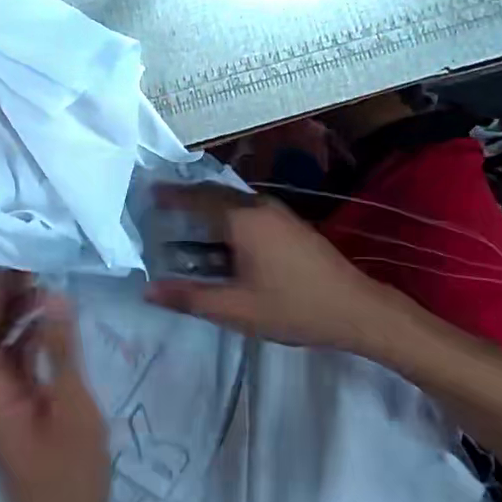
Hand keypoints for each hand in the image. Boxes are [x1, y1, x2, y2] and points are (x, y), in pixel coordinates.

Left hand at [0, 271, 109, 501]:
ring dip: (18, 318)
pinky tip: (53, 325)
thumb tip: (53, 295)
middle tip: (33, 267)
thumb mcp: (71, 405)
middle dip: (3, 301)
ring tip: (45, 287)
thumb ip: (61, 349)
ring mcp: (4, 405)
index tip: (14, 263)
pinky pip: (18, 364)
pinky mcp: (21, 412)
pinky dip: (31, 339)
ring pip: (1, 350)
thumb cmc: (68, 471)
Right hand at [144, 184, 406, 352]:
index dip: (173, 195)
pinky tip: (221, 236)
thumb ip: (190, 297)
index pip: (199, 198)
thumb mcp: (236, 309)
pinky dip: (227, 213)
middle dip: (188, 196)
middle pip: (216, 193)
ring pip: (234, 200)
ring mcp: (278, 211)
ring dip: (209, 205)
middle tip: (161, 203)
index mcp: (244, 219)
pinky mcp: (290, 222)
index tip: (150, 191)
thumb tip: (148, 289)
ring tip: (186, 219)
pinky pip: (249, 208)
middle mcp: (260, 205)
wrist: (353, 306)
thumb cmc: (292, 307)